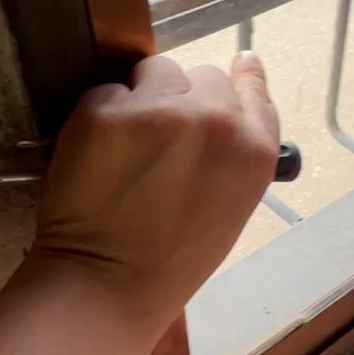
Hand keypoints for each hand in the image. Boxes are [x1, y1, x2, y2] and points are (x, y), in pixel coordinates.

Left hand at [33, 52, 278, 327]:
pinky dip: (102, 116)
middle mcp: (214, 119)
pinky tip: (100, 155)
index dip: (237, 83)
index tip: (226, 82)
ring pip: (155, 71)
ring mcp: (159, 109)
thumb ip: (239, 148)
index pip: (253, 88)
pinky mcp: (105, 109)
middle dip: (185, 99)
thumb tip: (242, 79)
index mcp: (253, 149)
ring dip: (144, 96)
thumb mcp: (233, 204)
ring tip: (129, 146)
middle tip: (163, 144)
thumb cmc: (176, 257)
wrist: (108, 283)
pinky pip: (108, 90)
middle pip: (203, 76)